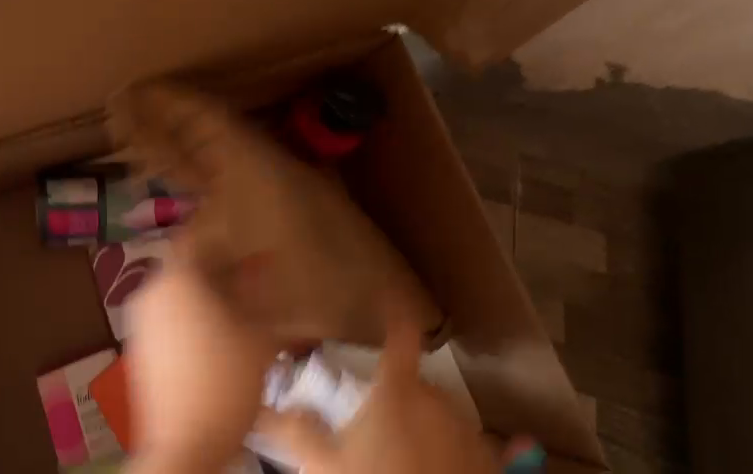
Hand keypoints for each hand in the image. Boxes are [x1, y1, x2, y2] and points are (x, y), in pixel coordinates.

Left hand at [125, 241, 279, 473]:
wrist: (185, 444)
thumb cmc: (226, 381)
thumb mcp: (256, 335)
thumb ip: (257, 293)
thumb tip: (261, 267)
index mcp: (177, 277)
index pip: (197, 240)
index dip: (222, 242)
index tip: (245, 248)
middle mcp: (151, 290)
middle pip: (185, 267)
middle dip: (216, 272)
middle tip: (247, 282)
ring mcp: (140, 319)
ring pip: (175, 293)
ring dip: (203, 295)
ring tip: (236, 312)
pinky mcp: (138, 346)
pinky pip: (166, 317)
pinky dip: (188, 317)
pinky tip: (214, 339)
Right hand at [257, 301, 496, 473]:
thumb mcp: (325, 465)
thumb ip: (296, 430)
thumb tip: (260, 405)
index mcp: (397, 390)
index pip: (399, 335)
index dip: (394, 313)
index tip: (391, 296)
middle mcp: (438, 400)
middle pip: (419, 383)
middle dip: (402, 395)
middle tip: (380, 425)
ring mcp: (469, 433)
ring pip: (447, 417)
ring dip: (433, 426)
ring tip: (411, 457)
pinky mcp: (492, 465)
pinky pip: (483, 449)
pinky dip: (476, 451)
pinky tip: (483, 458)